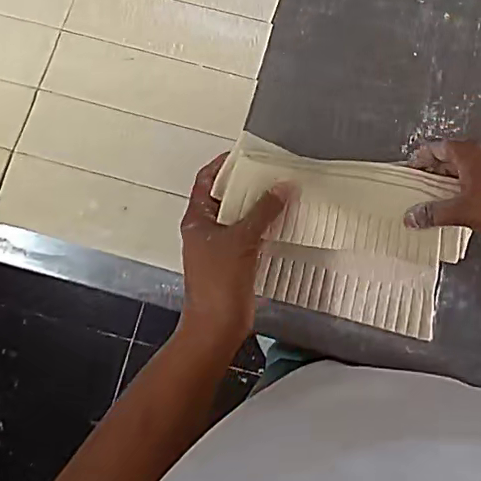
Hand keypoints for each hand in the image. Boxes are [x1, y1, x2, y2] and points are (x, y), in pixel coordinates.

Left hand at [178, 154, 292, 344]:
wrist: (217, 326)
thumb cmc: (219, 281)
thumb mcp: (242, 239)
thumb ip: (264, 210)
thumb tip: (284, 186)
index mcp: (197, 219)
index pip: (206, 180)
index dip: (222, 165)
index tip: (244, 154)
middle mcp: (205, 229)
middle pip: (224, 196)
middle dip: (246, 183)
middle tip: (270, 171)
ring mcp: (219, 246)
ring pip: (239, 215)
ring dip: (257, 204)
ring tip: (281, 191)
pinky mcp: (234, 261)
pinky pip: (249, 234)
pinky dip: (264, 224)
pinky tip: (282, 220)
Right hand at [403, 140, 480, 257]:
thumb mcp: (463, 212)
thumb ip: (434, 213)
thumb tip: (415, 215)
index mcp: (471, 152)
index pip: (438, 147)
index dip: (421, 157)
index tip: (411, 167)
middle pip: (451, 156)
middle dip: (434, 170)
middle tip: (420, 185)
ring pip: (467, 169)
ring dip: (451, 181)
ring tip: (438, 200)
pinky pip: (480, 180)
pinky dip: (467, 189)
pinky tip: (463, 208)